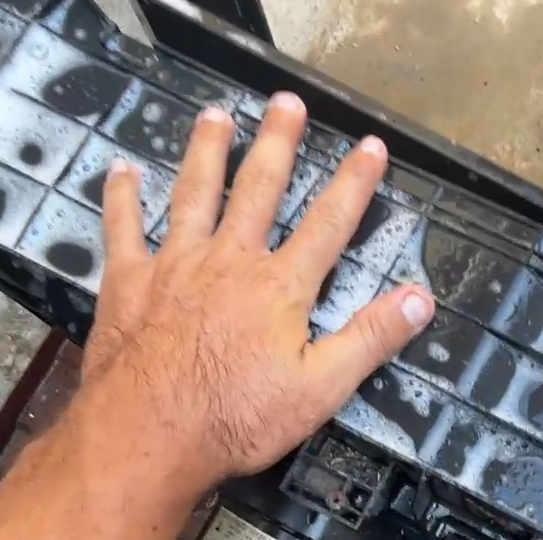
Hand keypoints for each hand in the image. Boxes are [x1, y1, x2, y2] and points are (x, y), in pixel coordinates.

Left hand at [69, 92, 435, 496]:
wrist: (151, 433)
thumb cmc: (241, 417)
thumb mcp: (322, 388)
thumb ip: (370, 339)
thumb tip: (421, 298)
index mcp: (280, 287)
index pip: (328, 225)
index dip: (353, 184)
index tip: (371, 147)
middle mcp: (229, 260)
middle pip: (258, 190)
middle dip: (278, 144)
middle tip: (287, 102)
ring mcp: (174, 265)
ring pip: (193, 194)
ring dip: (206, 151)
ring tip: (215, 115)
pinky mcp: (129, 283)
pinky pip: (123, 228)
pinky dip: (122, 198)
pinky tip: (122, 172)